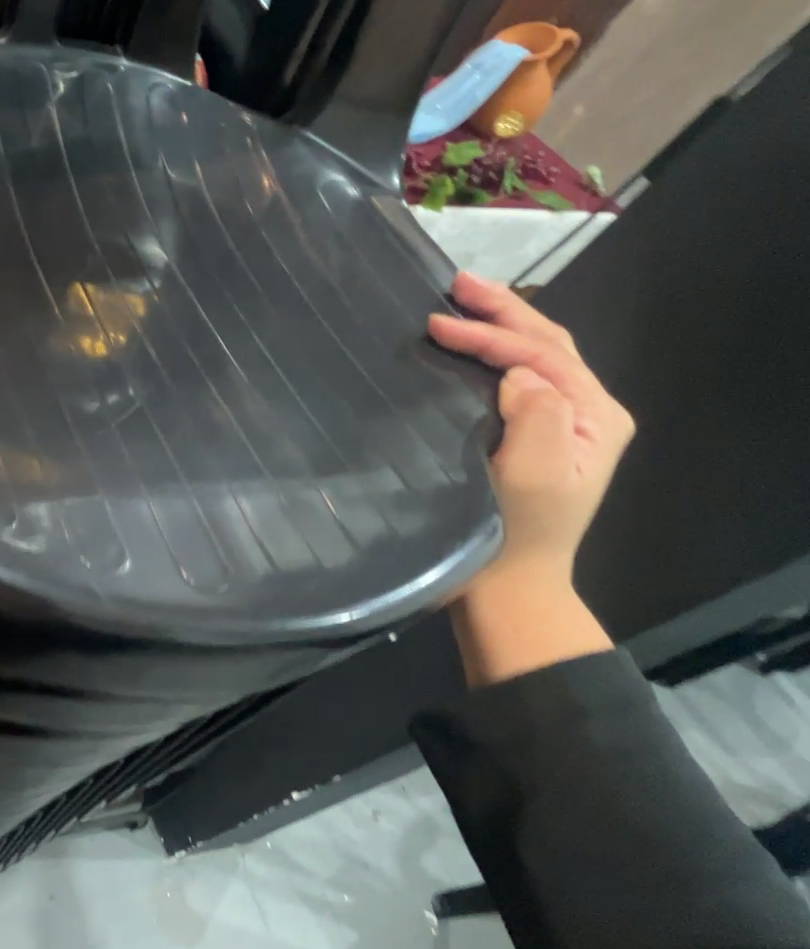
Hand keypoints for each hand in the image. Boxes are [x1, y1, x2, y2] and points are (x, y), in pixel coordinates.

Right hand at [430, 272, 635, 590]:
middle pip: (547, 344)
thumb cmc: (514, 534)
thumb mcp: (531, 477)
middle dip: (502, 310)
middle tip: (455, 284)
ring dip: (499, 326)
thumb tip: (517, 375)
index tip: (435, 323)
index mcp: (593, 418)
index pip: (541, 355)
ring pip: (534, 358)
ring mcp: (560, 426)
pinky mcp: (530, 438)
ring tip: (460, 302)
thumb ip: (536, 417)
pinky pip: (516, 382)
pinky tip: (467, 348)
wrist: (506, 585)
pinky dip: (491, 356)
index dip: (491, 333)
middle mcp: (584, 413)